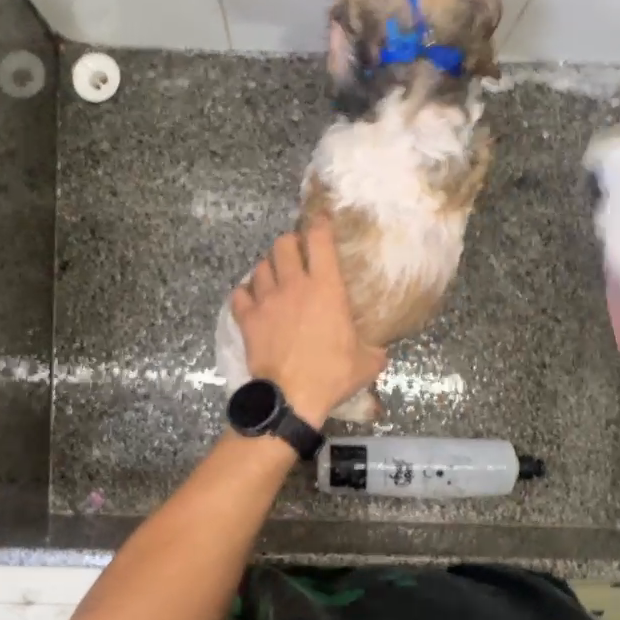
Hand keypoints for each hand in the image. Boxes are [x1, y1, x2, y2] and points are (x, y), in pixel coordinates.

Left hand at [232, 221, 387, 424]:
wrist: (292, 397)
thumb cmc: (333, 375)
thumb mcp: (367, 362)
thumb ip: (374, 349)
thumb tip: (381, 350)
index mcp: (326, 287)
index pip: (320, 239)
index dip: (319, 224)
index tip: (321, 221)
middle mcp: (294, 285)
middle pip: (283, 244)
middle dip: (289, 244)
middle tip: (295, 255)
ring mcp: (267, 300)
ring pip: (260, 267)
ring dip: (268, 269)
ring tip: (273, 278)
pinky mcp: (247, 319)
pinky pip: (239, 294)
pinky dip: (244, 294)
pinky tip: (251, 300)